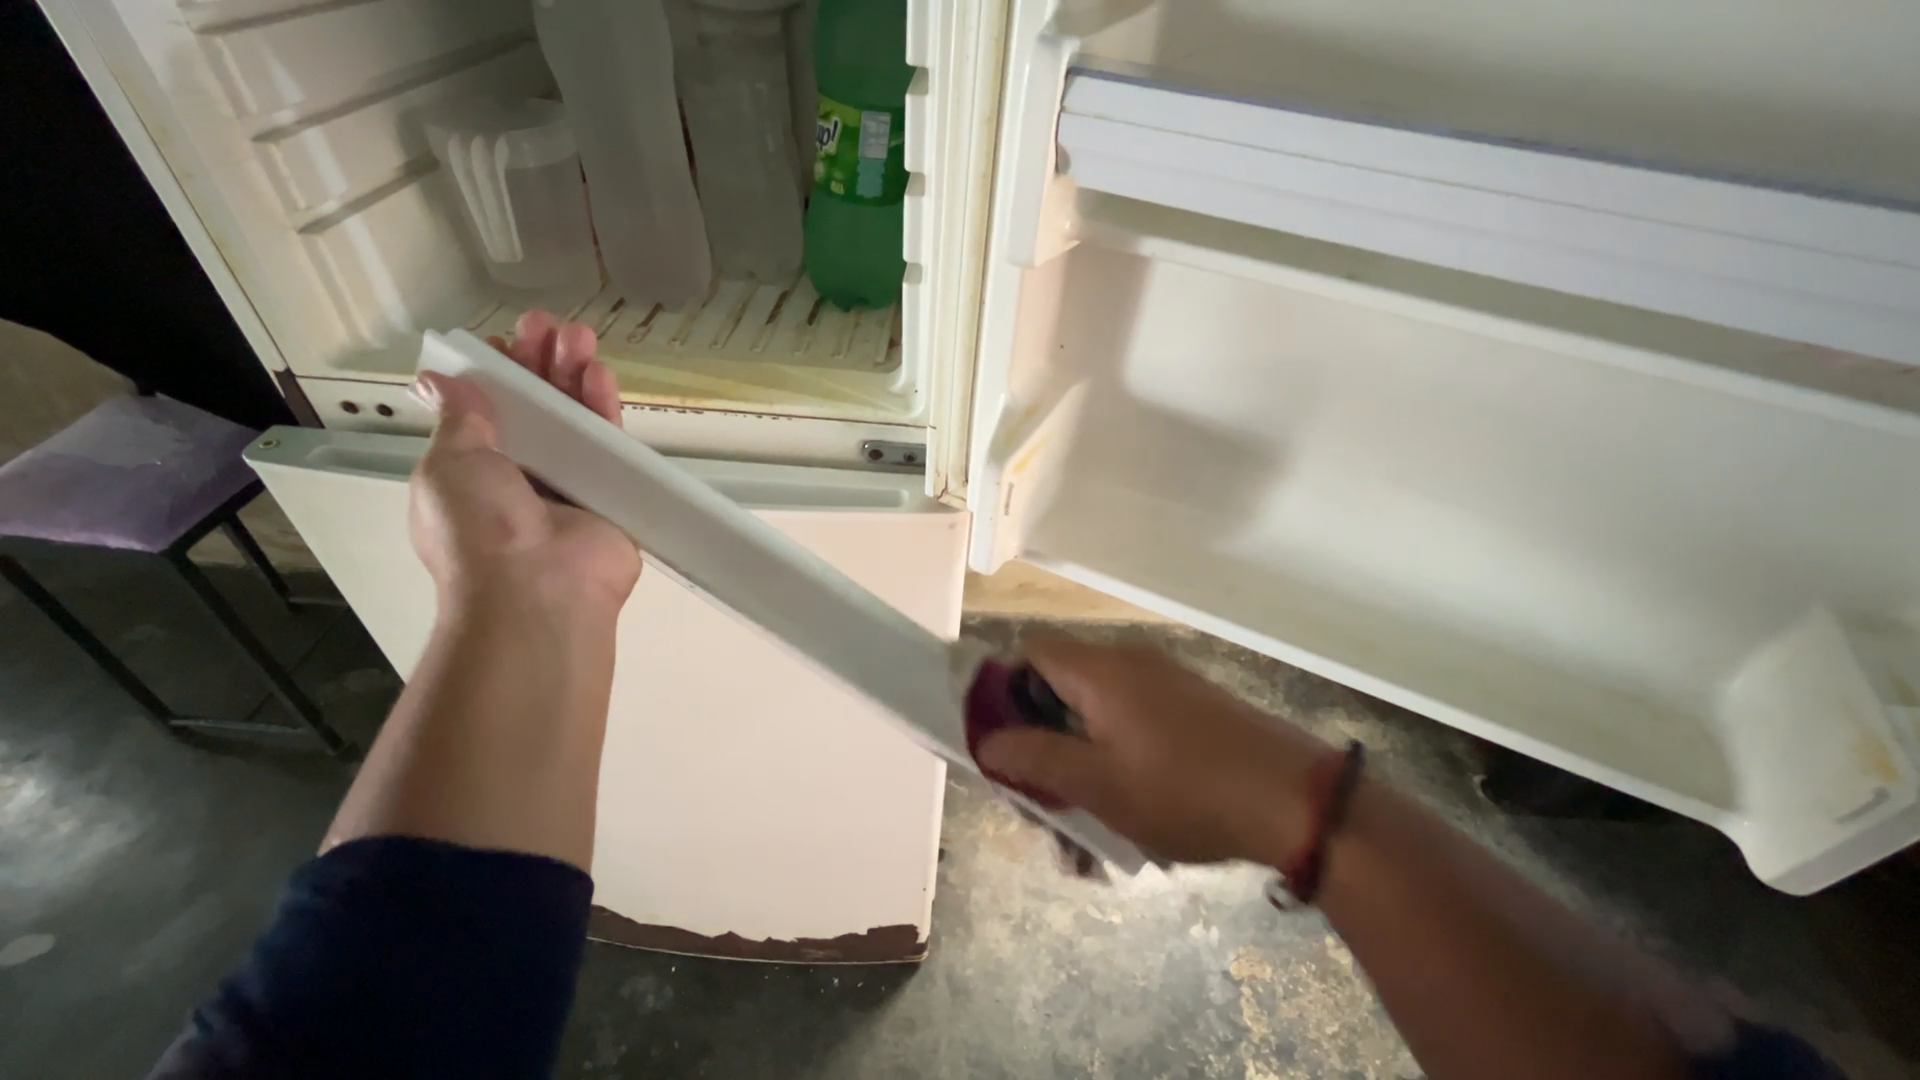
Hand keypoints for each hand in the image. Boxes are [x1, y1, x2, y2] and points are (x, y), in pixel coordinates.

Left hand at [408, 310, 640, 615]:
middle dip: (538, 365)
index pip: (486, 414)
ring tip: (577, 334)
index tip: (503, 345)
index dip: (495, 376)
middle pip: (534, 409)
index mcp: (473, 475)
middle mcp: (522, 477)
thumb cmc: (479, 529)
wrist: (539, 590)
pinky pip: (608, 442)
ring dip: (572, 375)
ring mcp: (570, 483)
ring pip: (574, 420)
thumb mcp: (449, 466)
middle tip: (545, 325)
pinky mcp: (612, 491)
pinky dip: (604, 406)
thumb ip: (459, 420)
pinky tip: (601, 372)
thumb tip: (441, 380)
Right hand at [976, 636, 1333, 865]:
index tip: (1004, 744)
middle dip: (1044, 748)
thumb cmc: (1185, 789)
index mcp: (1100, 670)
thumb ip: (1036, 758)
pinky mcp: (1195, 711)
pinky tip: (1132, 820)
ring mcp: (1167, 686)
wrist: (1297, 800)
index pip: (1031, 650)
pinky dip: (1120, 765)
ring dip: (1083, 768)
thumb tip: (987, 740)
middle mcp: (1130, 664)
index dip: (1005, 690)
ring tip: (1089, 839)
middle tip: (1046, 807)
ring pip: (1100, 719)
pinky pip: (1136, 729)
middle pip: (1062, 690)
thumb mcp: (1098, 784)